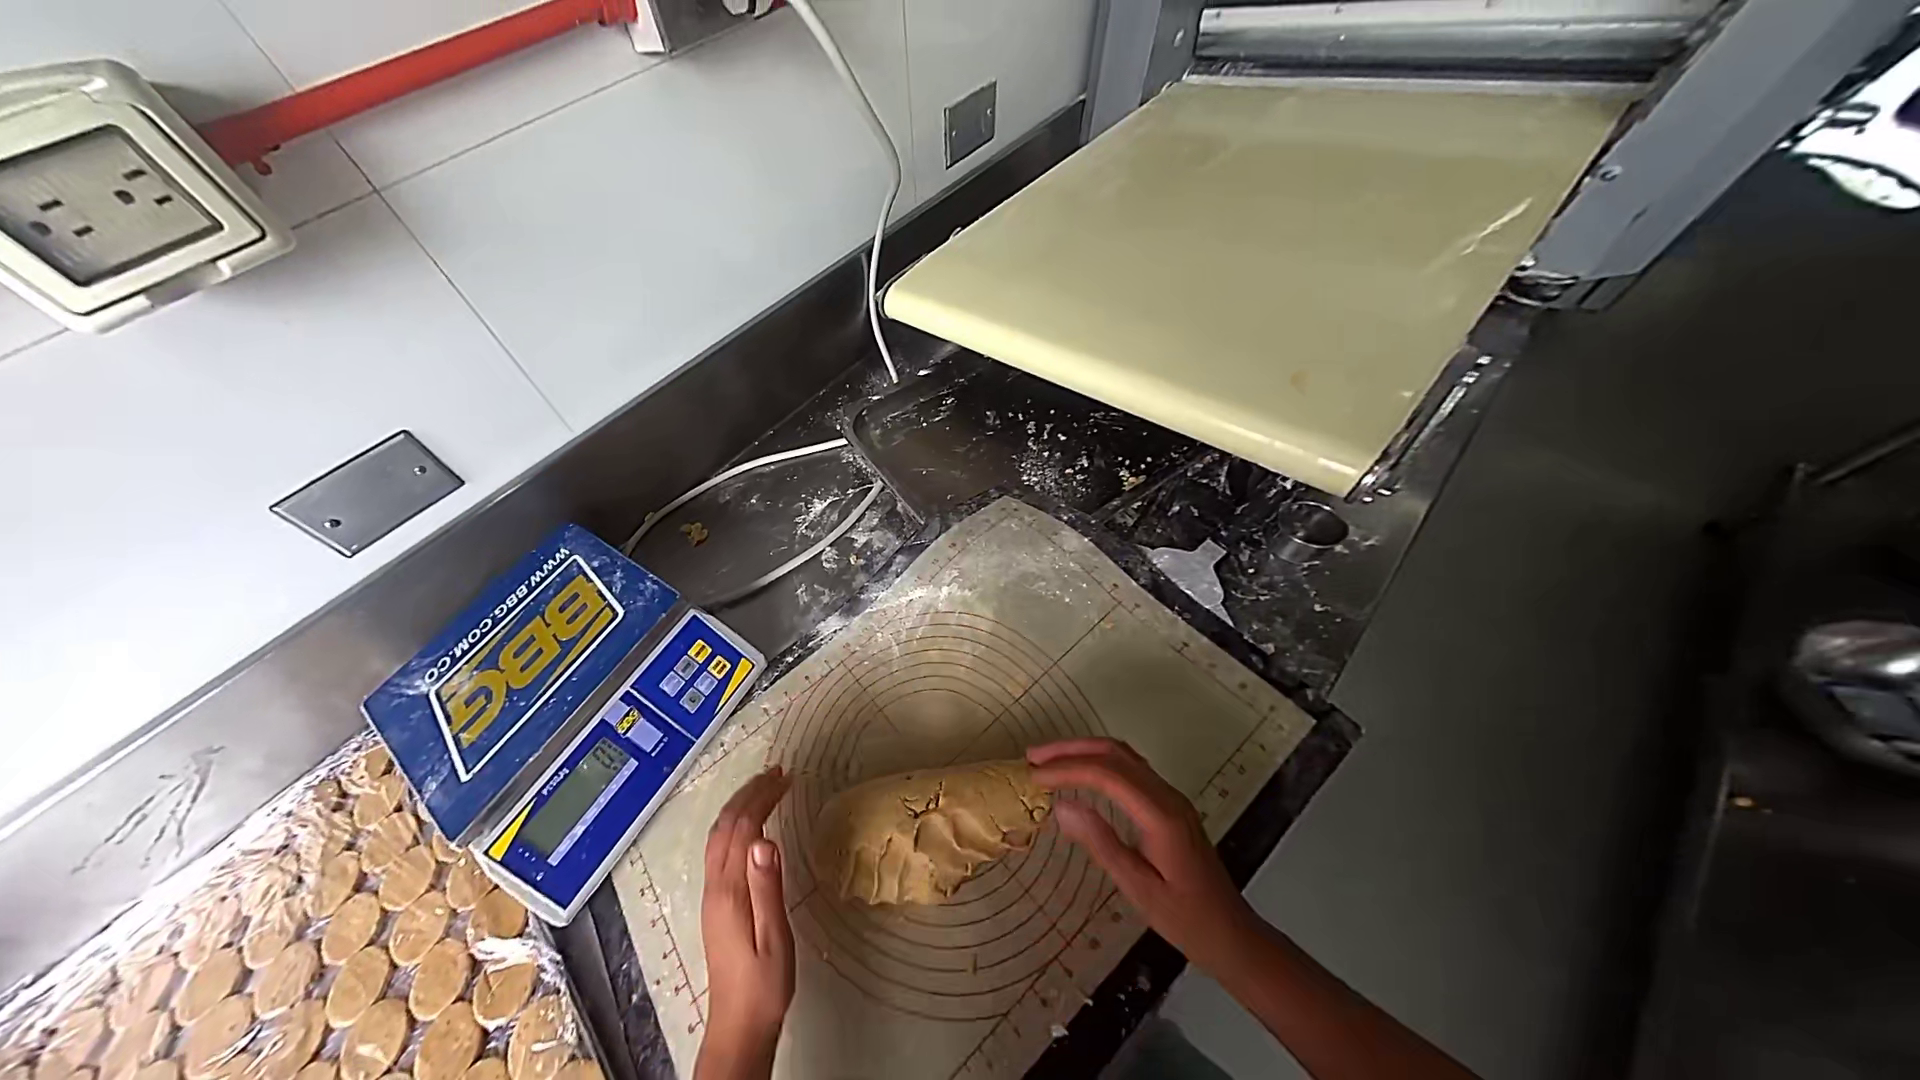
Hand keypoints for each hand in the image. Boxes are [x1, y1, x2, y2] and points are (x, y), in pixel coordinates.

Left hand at [696, 767, 793, 1079]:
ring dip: (740, 805)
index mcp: (730, 891)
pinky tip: (750, 823)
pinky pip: (721, 848)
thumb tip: (765, 839)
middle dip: (750, 793)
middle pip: (726, 826)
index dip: (762, 799)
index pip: (743, 829)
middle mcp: (715, 886)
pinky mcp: (717, 902)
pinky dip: (736, 823)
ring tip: (765, 786)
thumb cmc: (764, 982)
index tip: (786, 778)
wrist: (739, 1024)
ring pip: (719, 835)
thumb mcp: (773, 937)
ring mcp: (712, 893)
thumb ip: (767, 888)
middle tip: (778, 772)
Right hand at [1028, 738, 1259, 976]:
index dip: (1068, 769)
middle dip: (1071, 749)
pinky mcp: (1168, 804)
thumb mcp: (1138, 889)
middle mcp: (1167, 795)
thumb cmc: (1186, 919)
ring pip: (1123, 756)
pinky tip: (1081, 774)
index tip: (1034, 776)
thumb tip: (1062, 807)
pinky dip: (1099, 762)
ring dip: (1084, 751)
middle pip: (1115, 753)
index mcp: (1161, 814)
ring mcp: (1170, 796)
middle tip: (1033, 757)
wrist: (1233, 933)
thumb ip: (1101, 844)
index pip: (1108, 774)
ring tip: (1048, 760)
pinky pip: (1130, 768)